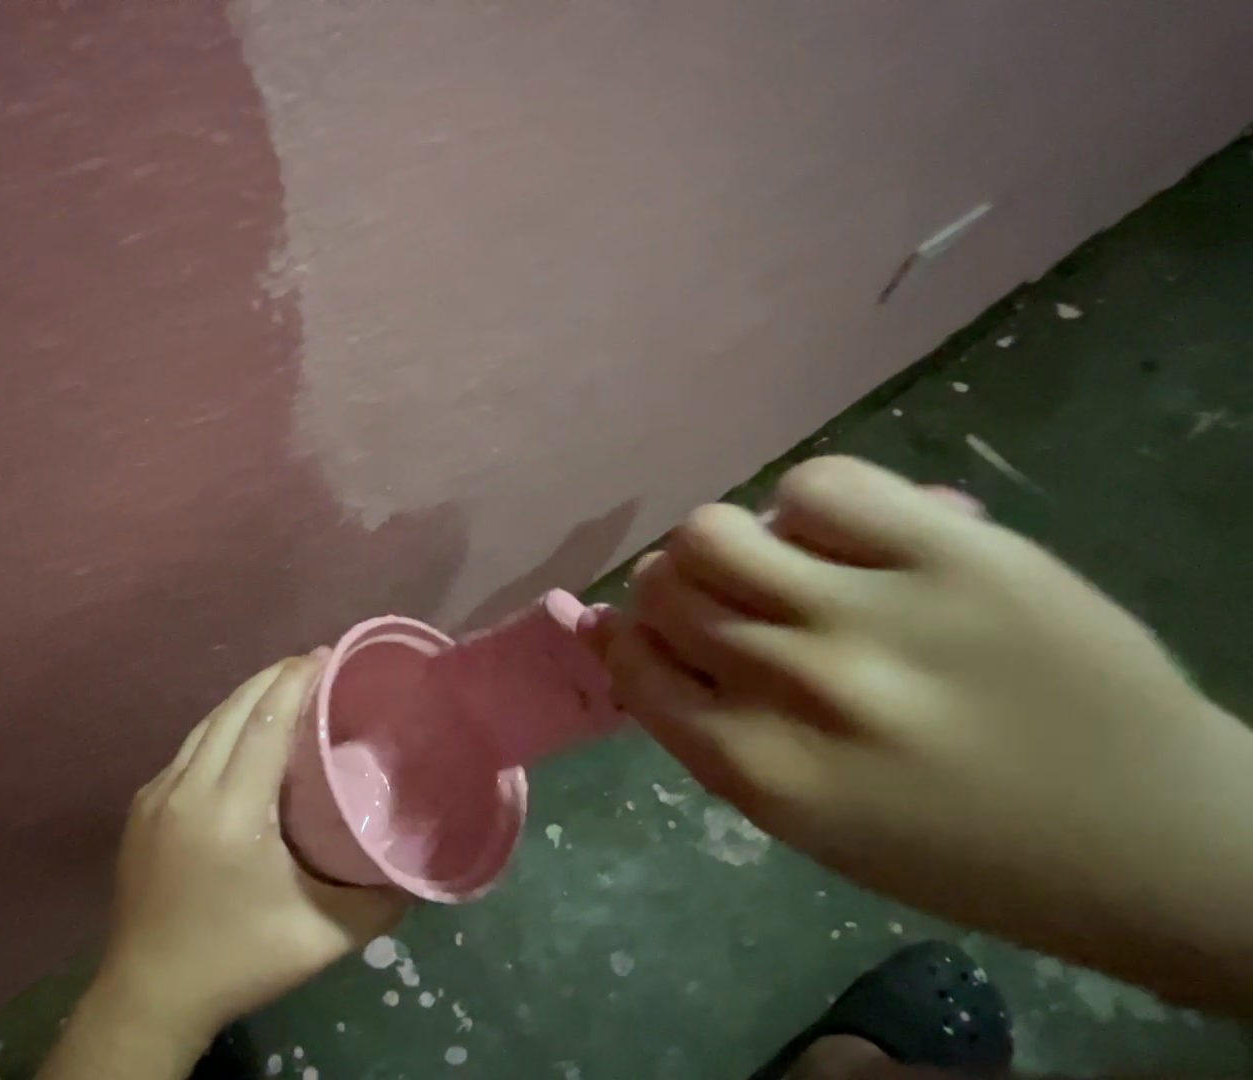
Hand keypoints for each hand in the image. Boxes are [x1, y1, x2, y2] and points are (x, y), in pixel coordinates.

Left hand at [94, 655, 409, 1039]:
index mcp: (231, 811)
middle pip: (233, 709)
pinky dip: (220, 726)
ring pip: (206, 724)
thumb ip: (378, 903)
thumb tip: (418, 868)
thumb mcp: (320, 938)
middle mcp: (187, 788)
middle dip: (273, 677)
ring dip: (244, 697)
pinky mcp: (142, 805)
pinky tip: (242, 734)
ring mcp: (156, 793)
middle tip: (314, 665)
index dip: (295, 681)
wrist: (149, 994)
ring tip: (283, 687)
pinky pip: (188, 749)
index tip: (326, 656)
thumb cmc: (238, 962)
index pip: (264, 720)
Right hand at [589, 457, 1252, 1009]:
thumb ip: (698, 724)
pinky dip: (814, 509)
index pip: (631, 661)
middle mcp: (792, 682)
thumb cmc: (951, 844)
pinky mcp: (952, 551)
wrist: (1160, 842)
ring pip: (713, 530)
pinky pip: (818, 485)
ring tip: (779, 566)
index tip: (659, 638)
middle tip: (731, 606)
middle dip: (678, 595)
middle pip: (663, 586)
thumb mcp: (796, 814)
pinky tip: (851, 542)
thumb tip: (619, 630)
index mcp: (753, 763)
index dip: (633, 641)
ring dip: (727, 548)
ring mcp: (871, 609)